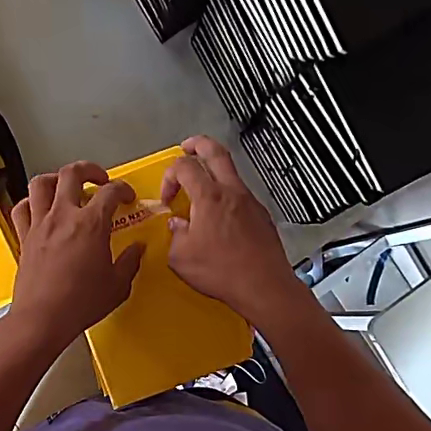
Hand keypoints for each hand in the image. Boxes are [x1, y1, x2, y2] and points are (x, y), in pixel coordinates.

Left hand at [7, 162, 143, 352]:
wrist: (44, 318)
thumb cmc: (80, 303)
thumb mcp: (118, 285)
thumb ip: (130, 262)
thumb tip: (137, 251)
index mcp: (91, 225)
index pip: (110, 192)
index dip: (123, 189)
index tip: (126, 196)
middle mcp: (63, 217)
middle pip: (72, 174)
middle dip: (89, 169)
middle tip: (99, 178)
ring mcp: (40, 225)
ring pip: (41, 183)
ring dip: (56, 178)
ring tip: (66, 185)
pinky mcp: (25, 238)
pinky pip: (22, 208)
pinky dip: (31, 202)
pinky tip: (39, 207)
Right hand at [162, 136, 309, 326]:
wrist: (263, 286)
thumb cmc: (223, 272)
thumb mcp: (182, 258)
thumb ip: (175, 236)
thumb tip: (177, 227)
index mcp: (208, 197)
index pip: (184, 166)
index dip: (170, 176)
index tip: (167, 198)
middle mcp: (232, 193)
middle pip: (215, 151)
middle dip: (198, 144)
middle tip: (187, 147)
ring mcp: (251, 203)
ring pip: (232, 174)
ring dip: (216, 173)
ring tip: (204, 187)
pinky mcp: (263, 217)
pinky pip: (243, 197)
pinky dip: (229, 197)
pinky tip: (223, 217)